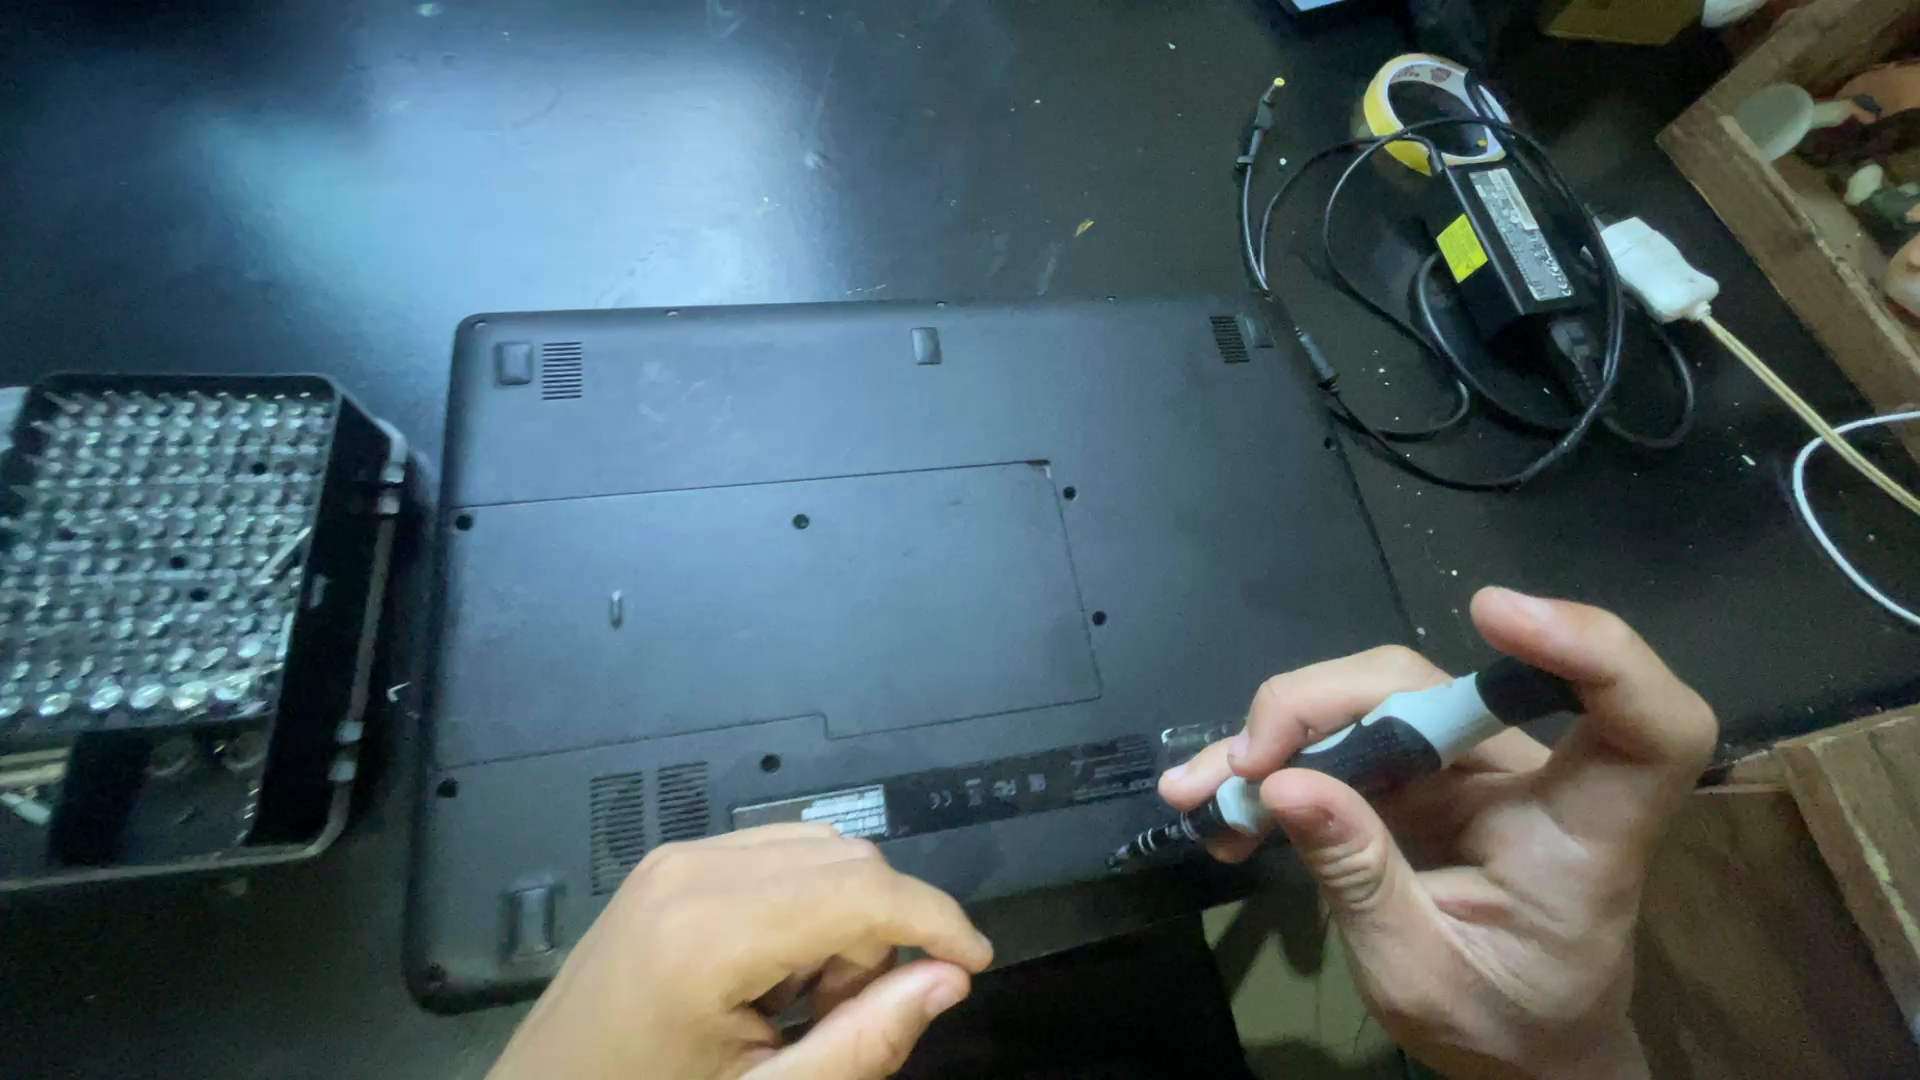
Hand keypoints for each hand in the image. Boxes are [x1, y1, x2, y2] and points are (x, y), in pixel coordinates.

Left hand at [488, 824, 993, 1079]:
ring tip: (815, 995)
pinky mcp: (674, 858)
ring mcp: (679, 854)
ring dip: (848, 911)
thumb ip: (864, 1044)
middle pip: (847, 859)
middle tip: (859, 1009)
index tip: (975, 963)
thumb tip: (949, 979)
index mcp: (709, 934)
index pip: (862, 892)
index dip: (934, 919)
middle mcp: (696, 867)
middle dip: (883, 927)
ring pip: (819, 847)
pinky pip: (779, 852)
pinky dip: (810, 897)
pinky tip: (782, 963)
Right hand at [1159, 587, 1715, 1079]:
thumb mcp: (1419, 977)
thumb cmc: (1501, 1024)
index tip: (1493, 609)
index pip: (1641, 727)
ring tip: (1199, 791)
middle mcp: (1510, 773)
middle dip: (1312, 707)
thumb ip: (1360, 881)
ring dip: (1266, 734)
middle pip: (1413, 687)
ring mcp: (1446, 763)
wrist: (1508, 1041)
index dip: (1588, 652)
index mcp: (1576, 835)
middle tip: (1242, 767)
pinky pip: (1321, 735)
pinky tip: (1215, 801)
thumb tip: (1282, 786)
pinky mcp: (1395, 768)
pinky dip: (1260, 762)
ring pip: (1353, 697)